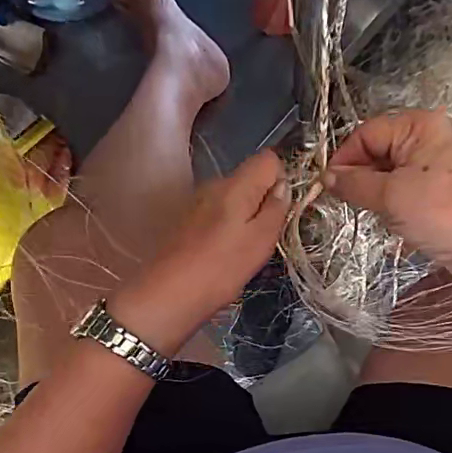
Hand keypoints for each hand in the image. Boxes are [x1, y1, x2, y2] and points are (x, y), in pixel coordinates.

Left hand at [111, 149, 290, 350]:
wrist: (168, 294)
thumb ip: (276, 208)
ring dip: (245, 217)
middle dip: (263, 201)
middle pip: (250, 178)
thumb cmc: (221, 268)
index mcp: (235, 184)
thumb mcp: (261, 240)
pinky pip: (218, 213)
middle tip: (265, 236)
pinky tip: (222, 253)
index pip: (268, 158)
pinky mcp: (187, 220)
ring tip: (243, 250)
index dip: (282, 179)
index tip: (282, 209)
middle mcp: (214, 184)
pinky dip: (226, 227)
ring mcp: (197, 202)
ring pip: (234, 198)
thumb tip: (283, 186)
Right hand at [323, 110, 451, 267]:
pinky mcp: (435, 186)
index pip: (366, 133)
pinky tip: (389, 216)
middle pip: (375, 149)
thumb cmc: (439, 212)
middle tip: (347, 200)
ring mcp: (432, 162)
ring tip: (372, 210)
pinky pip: (399, 185)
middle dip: (359, 174)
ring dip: (372, 190)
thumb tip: (325, 178)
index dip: (345, 158)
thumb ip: (353, 183)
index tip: (328, 186)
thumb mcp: (388, 196)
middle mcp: (426, 136)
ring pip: (385, 170)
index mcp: (418, 125)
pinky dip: (387, 199)